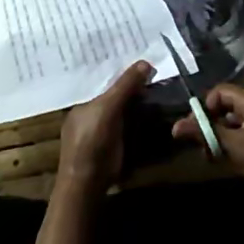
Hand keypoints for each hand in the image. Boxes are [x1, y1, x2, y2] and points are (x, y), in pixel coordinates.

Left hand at [57, 61, 152, 196]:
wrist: (88, 181)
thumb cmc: (92, 140)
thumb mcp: (108, 108)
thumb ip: (124, 86)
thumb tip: (145, 62)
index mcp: (83, 104)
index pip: (104, 83)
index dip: (122, 75)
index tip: (143, 63)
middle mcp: (89, 116)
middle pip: (114, 97)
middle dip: (131, 89)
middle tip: (157, 76)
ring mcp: (100, 133)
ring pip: (122, 112)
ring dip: (138, 105)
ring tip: (160, 91)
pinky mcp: (112, 148)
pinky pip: (128, 127)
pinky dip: (139, 121)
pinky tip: (153, 115)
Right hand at [172, 83, 243, 199]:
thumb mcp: (233, 147)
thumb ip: (204, 133)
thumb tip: (174, 127)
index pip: (221, 91)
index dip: (205, 107)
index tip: (197, 127)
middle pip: (227, 105)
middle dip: (210, 122)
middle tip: (199, 143)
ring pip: (235, 120)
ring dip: (220, 135)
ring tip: (210, 154)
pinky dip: (232, 142)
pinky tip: (224, 159)